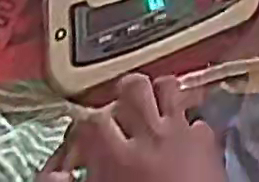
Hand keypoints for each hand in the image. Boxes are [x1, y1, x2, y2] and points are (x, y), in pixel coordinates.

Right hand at [39, 73, 223, 181]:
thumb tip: (51, 177)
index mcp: (118, 158)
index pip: (91, 123)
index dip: (82, 128)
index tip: (80, 142)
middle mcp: (149, 134)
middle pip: (133, 87)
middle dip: (123, 94)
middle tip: (118, 113)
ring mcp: (181, 132)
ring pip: (168, 86)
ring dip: (157, 95)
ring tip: (150, 111)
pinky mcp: (207, 140)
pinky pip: (195, 118)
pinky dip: (187, 124)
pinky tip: (182, 140)